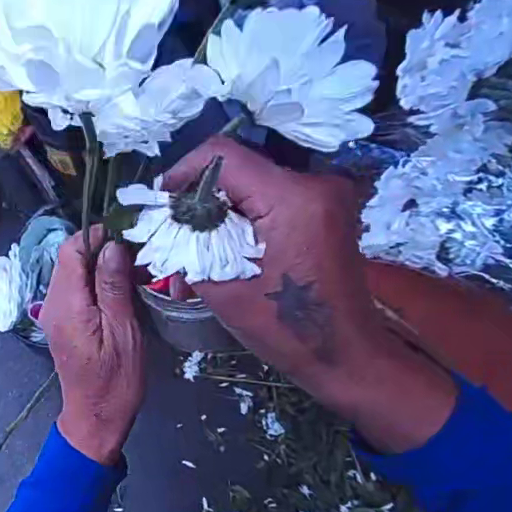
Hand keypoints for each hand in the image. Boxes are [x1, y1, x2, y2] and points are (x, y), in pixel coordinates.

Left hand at [39, 226, 146, 464]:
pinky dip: (98, 281)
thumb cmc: (116, 380)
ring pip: (74, 271)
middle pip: (71, 257)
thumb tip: (113, 245)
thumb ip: (114, 286)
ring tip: (136, 274)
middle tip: (139, 257)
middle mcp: (53, 303)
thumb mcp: (123, 331)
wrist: (96, 418)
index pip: (72, 249)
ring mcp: (55, 312)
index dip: (98, 235)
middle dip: (103, 249)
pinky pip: (77, 288)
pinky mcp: (63, 320)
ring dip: (103, 265)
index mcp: (67, 305)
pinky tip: (122, 291)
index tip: (130, 238)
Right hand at [162, 138, 454, 451]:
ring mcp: (328, 193)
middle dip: (202, 193)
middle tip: (175, 225)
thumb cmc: (288, 331)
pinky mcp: (329, 208)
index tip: (163, 200)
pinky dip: (249, 213)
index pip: (223, 156)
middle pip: (240, 166)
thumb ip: (190, 245)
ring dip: (224, 205)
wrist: (349, 355)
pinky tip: (230, 242)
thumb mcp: (225, 290)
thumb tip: (165, 220)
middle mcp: (316, 183)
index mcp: (292, 198)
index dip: (184, 172)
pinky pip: (276, 195)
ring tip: (199, 239)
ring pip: (256, 180)